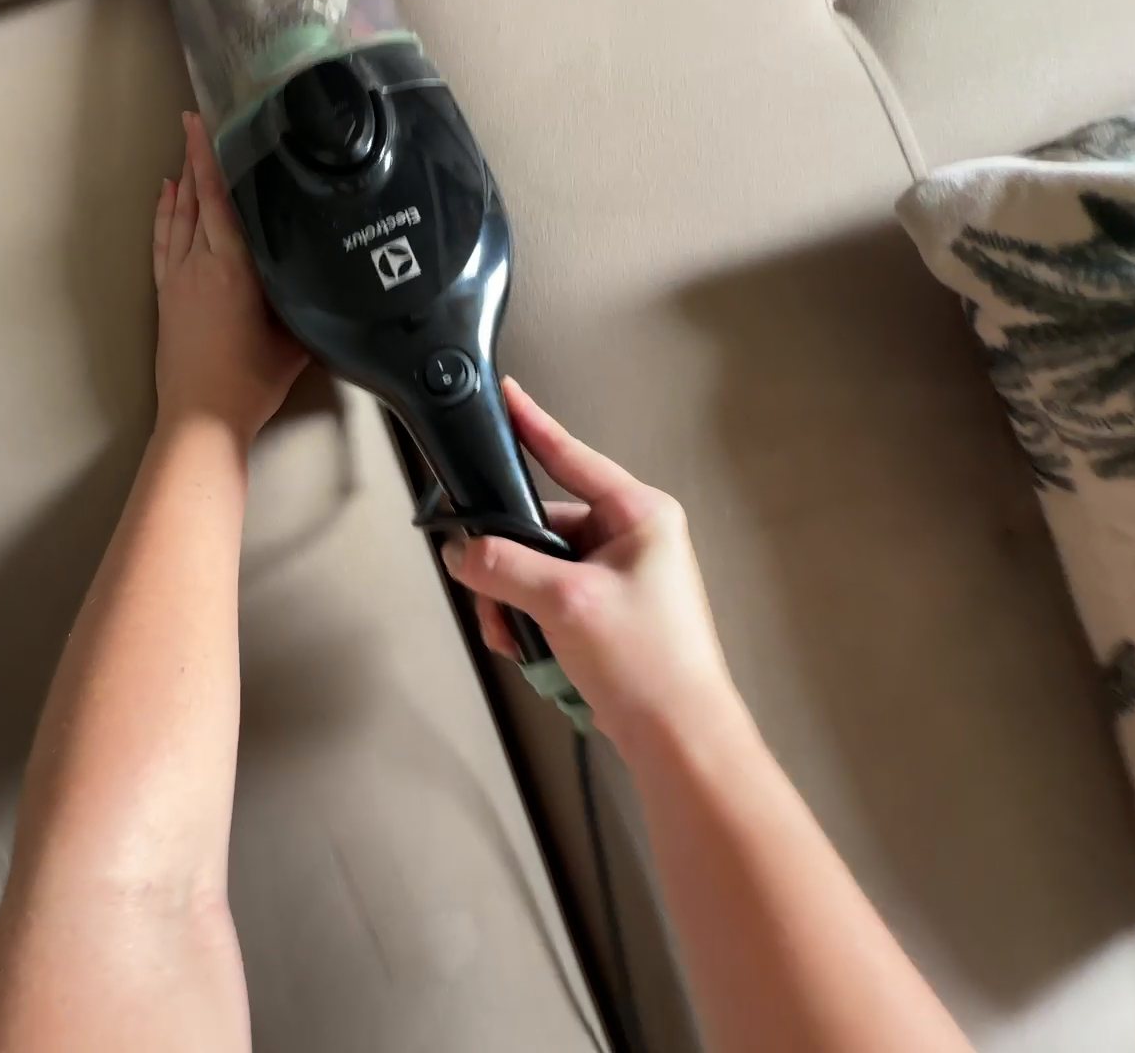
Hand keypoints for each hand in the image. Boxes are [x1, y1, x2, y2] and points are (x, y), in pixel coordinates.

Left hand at [152, 111, 306, 441]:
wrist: (201, 417)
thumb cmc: (249, 384)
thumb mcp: (293, 344)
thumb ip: (304, 305)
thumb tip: (322, 280)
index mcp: (234, 269)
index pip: (221, 201)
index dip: (212, 158)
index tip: (205, 122)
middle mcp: (200, 265)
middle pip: (197, 202)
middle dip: (196, 160)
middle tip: (196, 124)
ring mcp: (178, 281)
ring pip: (177, 220)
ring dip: (181, 186)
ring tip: (184, 156)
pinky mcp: (166, 298)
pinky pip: (162, 245)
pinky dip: (163, 219)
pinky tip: (165, 202)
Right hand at [443, 380, 744, 735]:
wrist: (676, 738)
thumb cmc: (647, 662)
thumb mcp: (565, 601)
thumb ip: (503, 566)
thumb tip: (459, 550)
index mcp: (637, 515)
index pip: (570, 457)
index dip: (532, 425)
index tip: (504, 396)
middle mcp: (625, 537)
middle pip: (536, 527)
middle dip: (503, 566)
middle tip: (489, 600)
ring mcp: (611, 574)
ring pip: (532, 566)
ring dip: (510, 600)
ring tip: (512, 637)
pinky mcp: (598, 607)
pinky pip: (542, 596)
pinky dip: (524, 619)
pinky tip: (524, 647)